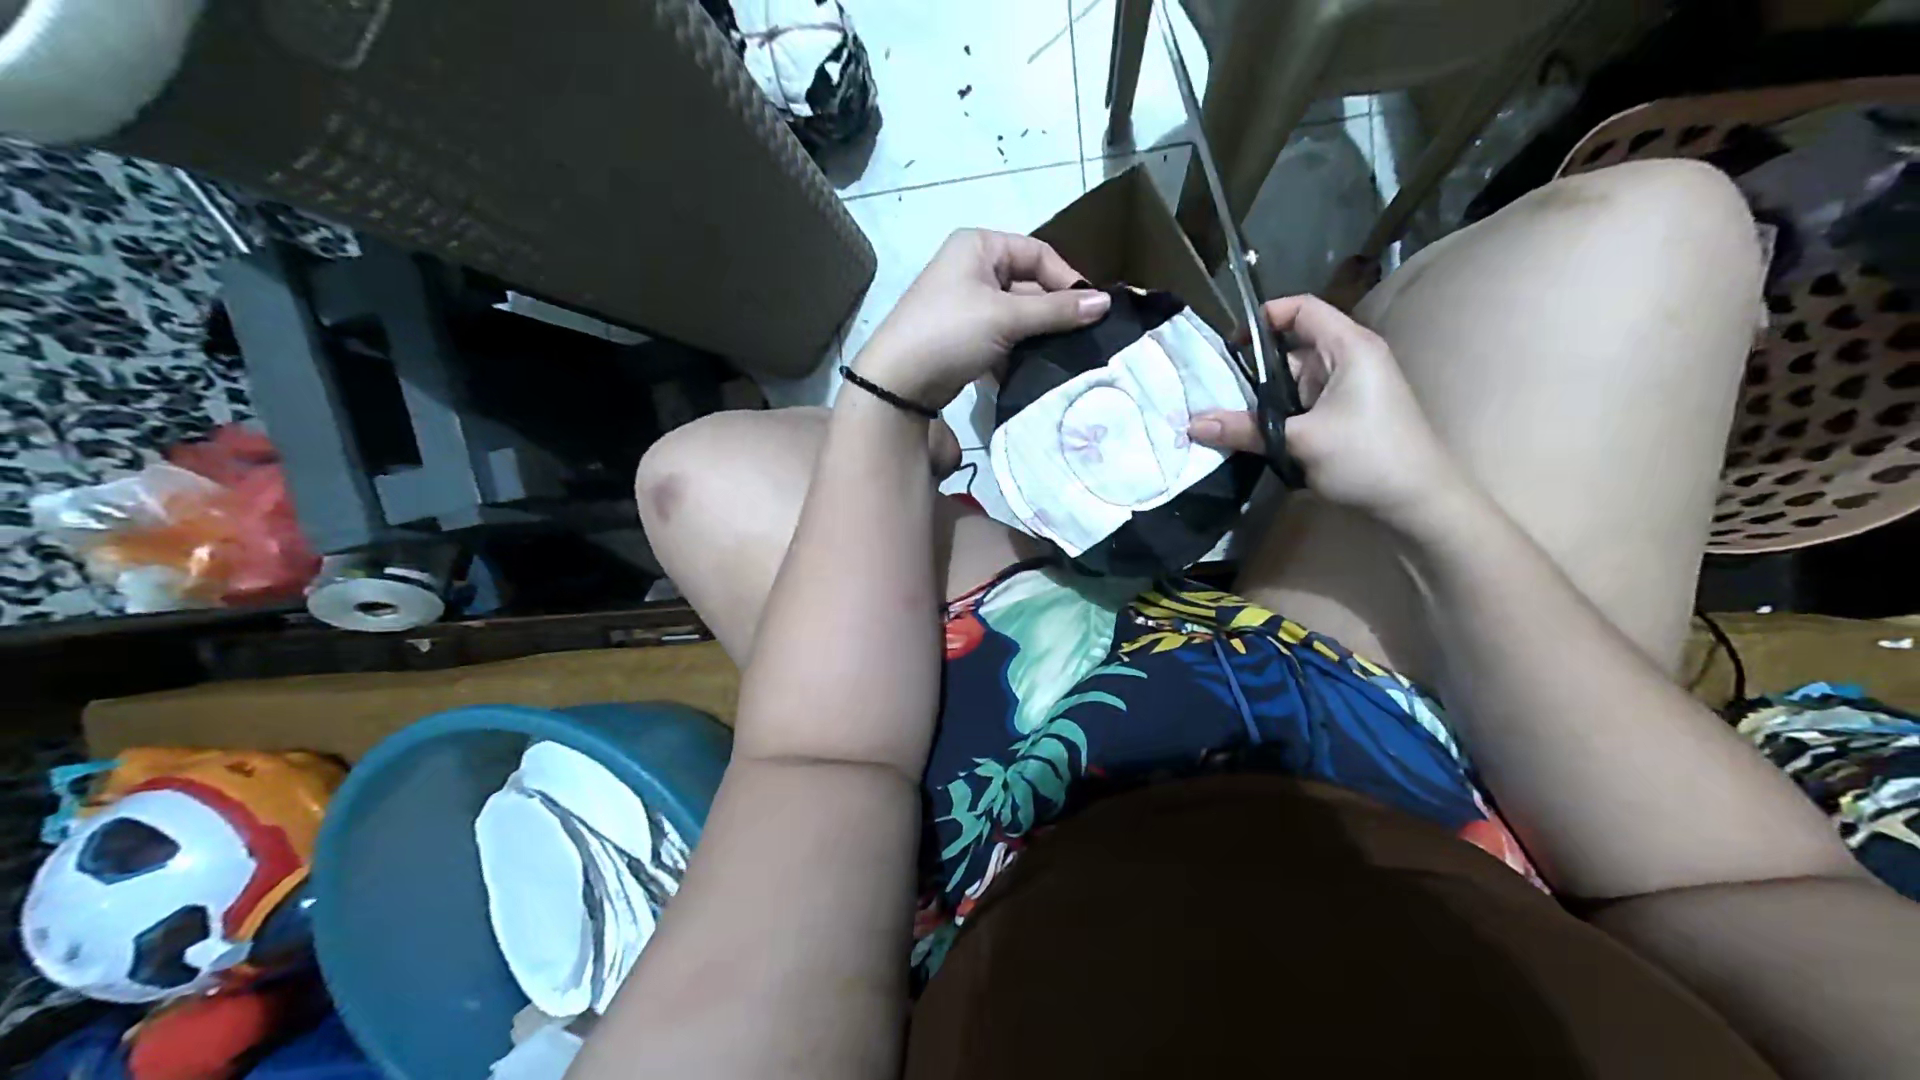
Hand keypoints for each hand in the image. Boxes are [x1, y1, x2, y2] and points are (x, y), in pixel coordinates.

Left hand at [850, 229, 1111, 409]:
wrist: (898, 382)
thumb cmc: (951, 332)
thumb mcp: (1007, 317)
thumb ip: (1057, 310)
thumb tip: (1106, 303)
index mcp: (978, 246)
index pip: (1037, 254)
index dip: (1066, 279)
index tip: (1092, 310)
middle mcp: (971, 269)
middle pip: (1027, 286)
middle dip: (1052, 313)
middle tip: (1081, 340)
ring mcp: (965, 306)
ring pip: (1015, 317)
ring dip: (1036, 337)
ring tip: (1061, 358)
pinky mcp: (962, 339)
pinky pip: (1000, 340)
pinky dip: (1015, 354)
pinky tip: (1031, 373)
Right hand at [1189, 295, 1467, 528]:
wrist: (1416, 501)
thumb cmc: (1368, 457)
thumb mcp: (1300, 441)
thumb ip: (1245, 430)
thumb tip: (1193, 424)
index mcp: (1348, 348)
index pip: (1302, 310)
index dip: (1264, 318)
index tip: (1230, 347)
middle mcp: (1347, 360)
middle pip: (1289, 349)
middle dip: (1252, 370)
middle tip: (1215, 393)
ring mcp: (1345, 389)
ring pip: (1290, 382)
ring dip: (1262, 399)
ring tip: (1226, 418)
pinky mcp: (1340, 415)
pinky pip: (1299, 404)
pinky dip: (1276, 415)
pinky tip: (1252, 434)